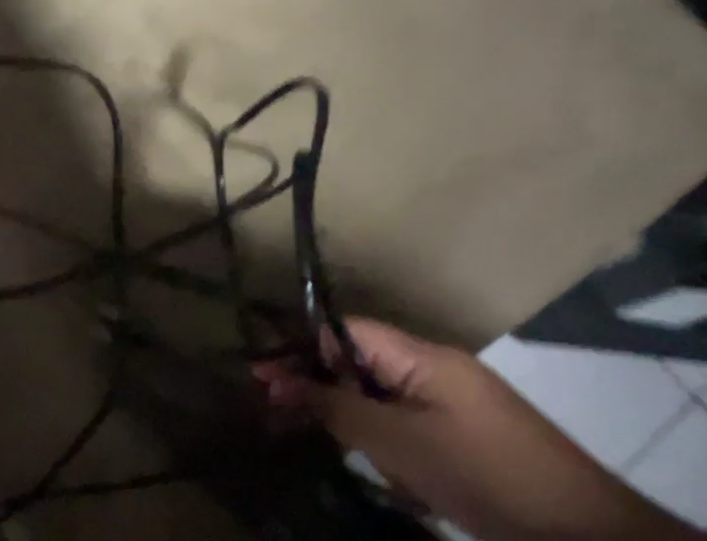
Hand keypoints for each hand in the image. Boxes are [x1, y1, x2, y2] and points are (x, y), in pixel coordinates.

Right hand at [257, 320, 699, 540]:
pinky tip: (381, 469)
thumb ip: (333, 406)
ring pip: (381, 397)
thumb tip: (278, 380)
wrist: (591, 536)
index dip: (299, 349)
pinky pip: (409, 423)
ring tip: (330, 445)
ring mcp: (459, 405)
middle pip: (358, 364)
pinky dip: (386, 440)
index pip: (342, 332)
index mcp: (422, 356)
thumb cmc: (482, 473)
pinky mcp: (472, 438)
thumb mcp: (395, 441)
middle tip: (279, 412)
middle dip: (321, 388)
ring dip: (353, 420)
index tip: (261, 375)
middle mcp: (438, 369)